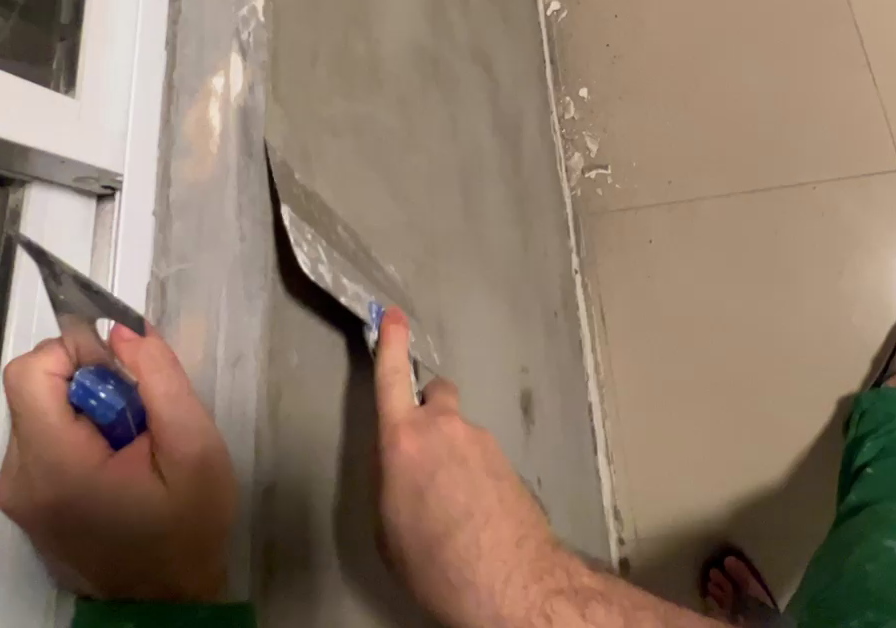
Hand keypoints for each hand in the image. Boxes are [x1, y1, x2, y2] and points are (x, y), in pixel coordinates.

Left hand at [0, 324, 235, 602]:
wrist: (167, 603)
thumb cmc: (187, 526)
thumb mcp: (193, 445)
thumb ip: (159, 379)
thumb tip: (122, 328)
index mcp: (54, 464)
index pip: (30, 371)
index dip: (75, 351)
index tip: (122, 372)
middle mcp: (19, 477)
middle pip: (35, 387)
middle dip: (89, 381)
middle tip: (138, 412)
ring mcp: (17, 493)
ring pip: (40, 408)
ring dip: (86, 406)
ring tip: (132, 441)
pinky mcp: (26, 501)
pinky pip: (42, 436)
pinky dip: (78, 430)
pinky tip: (117, 459)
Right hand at [373, 308, 568, 627]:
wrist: (508, 581)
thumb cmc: (431, 560)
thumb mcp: (387, 526)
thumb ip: (391, 478)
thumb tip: (403, 468)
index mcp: (403, 440)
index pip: (392, 378)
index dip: (391, 343)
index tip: (394, 315)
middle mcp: (444, 427)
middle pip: (436, 394)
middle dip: (428, 410)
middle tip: (426, 450)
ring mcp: (481, 439)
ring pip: (461, 430)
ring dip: (454, 452)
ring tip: (454, 504)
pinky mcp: (508, 460)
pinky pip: (482, 455)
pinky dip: (476, 473)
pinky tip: (477, 512)